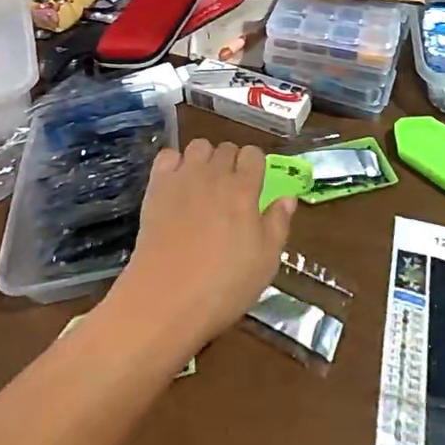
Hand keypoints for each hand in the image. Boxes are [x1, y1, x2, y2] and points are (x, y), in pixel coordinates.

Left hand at [101, 139, 294, 352]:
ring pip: (198, 146)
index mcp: (244, 189)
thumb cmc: (224, 285)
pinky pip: (167, 156)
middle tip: (230, 190)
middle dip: (232, 162)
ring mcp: (183, 177)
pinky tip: (178, 184)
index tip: (254, 185)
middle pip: (226, 148)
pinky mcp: (156, 186)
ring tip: (204, 183)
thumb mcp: (265, 261)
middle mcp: (214, 174)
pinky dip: (174, 163)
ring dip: (205, 158)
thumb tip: (288, 197)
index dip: (256, 166)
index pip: (254, 154)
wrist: (167, 298)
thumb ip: (278, 223)